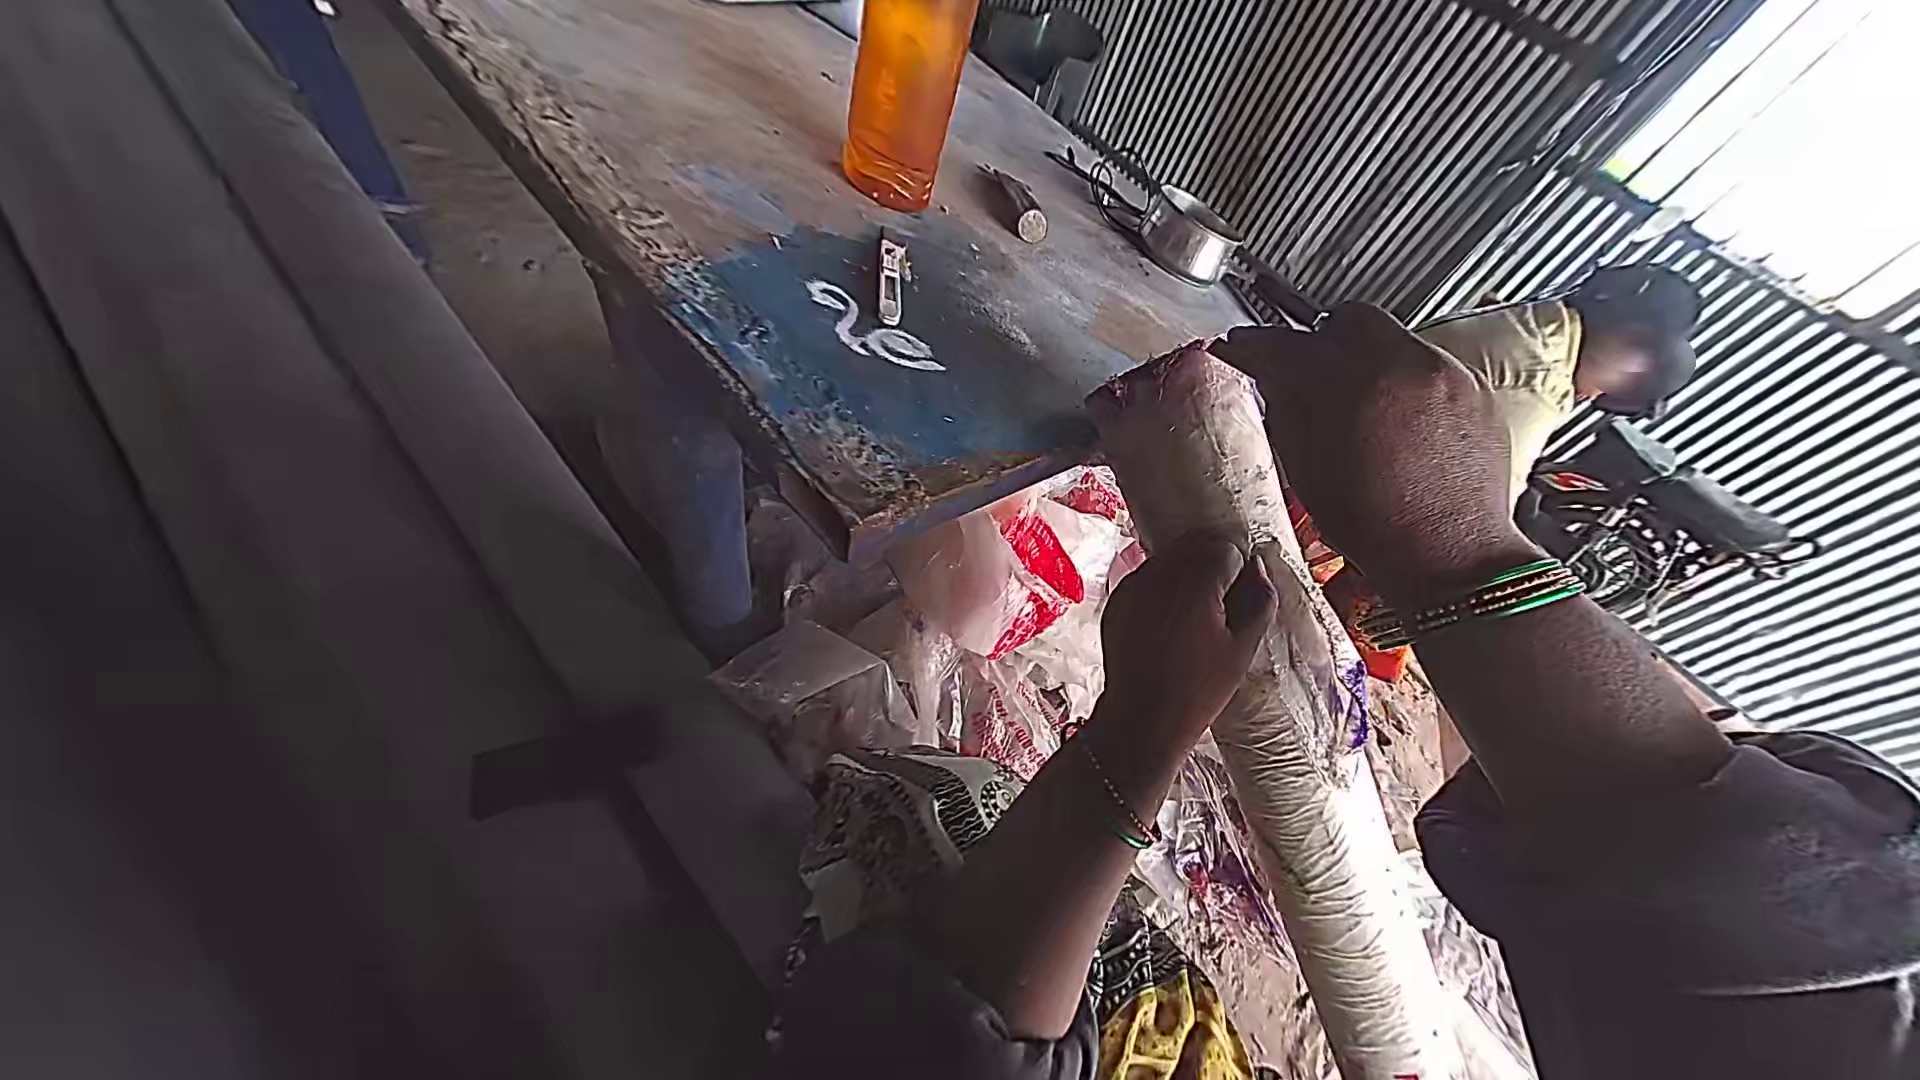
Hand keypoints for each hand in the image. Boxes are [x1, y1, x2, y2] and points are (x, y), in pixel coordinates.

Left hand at [1093, 532, 1274, 757]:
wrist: (1141, 716)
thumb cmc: (1196, 689)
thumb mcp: (1242, 648)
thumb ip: (1258, 599)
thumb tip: (1257, 568)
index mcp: (1193, 583)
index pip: (1226, 547)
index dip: (1239, 570)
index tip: (1240, 596)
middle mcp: (1158, 575)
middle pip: (1194, 545)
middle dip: (1212, 565)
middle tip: (1221, 605)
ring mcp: (1133, 585)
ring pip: (1169, 559)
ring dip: (1186, 574)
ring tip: (1195, 617)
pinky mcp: (1118, 599)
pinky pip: (1147, 578)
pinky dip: (1162, 588)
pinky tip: (1169, 623)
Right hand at [1212, 303, 1536, 602]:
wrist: (1446, 551)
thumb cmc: (1373, 523)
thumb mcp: (1304, 469)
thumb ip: (1284, 412)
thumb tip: (1270, 379)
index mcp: (1352, 389)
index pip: (1288, 346)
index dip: (1253, 345)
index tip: (1237, 348)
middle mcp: (1405, 367)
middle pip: (1346, 319)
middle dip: (1314, 337)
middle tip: (1295, 365)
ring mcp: (1446, 374)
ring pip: (1388, 337)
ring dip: (1357, 358)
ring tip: (1344, 398)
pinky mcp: (1472, 388)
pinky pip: (1422, 362)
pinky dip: (1394, 377)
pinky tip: (1385, 414)